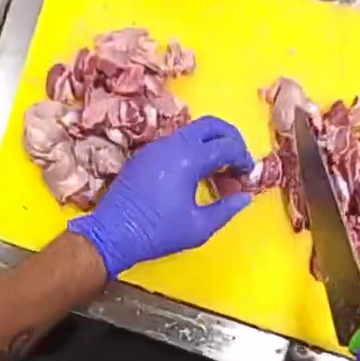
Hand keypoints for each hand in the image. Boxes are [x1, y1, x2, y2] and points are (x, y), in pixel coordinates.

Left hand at [68, 116, 255, 277]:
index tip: (247, 175)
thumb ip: (226, 209)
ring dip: (209, 144)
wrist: (112, 235)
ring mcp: (154, 147)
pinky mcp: (143, 156)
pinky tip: (192, 175)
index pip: (227, 145)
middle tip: (237, 162)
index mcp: (188, 158)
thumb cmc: (157, 233)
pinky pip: (174, 142)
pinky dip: (190, 150)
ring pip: (191, 132)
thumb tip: (244, 197)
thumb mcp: (198, 228)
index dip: (243, 158)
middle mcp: (171, 144)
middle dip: (230, 139)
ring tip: (216, 172)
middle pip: (211, 125)